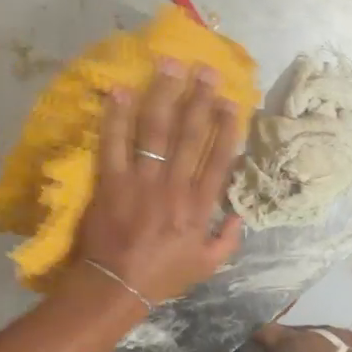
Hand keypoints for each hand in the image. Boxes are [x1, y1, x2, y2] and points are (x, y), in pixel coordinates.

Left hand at [70, 58, 246, 305]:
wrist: (116, 286)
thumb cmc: (163, 276)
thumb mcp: (207, 265)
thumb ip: (227, 240)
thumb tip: (239, 216)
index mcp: (200, 206)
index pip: (218, 159)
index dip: (225, 127)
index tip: (230, 101)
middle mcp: (175, 187)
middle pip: (190, 136)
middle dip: (199, 99)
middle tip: (205, 70)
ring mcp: (142, 182)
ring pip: (156, 131)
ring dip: (164, 95)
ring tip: (170, 65)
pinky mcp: (112, 182)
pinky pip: (115, 143)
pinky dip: (117, 117)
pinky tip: (122, 90)